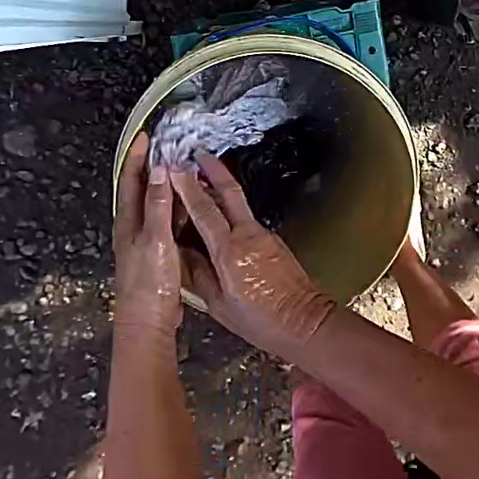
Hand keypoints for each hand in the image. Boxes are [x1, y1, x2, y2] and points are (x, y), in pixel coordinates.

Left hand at [111, 132, 182, 341]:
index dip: (137, 156)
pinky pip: (167, 220)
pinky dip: (176, 207)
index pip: (129, 179)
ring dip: (167, 186)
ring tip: (183, 169)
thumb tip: (160, 171)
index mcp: (127, 221)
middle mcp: (133, 227)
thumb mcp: (155, 240)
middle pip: (142, 189)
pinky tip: (190, 205)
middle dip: (153, 166)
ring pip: (155, 204)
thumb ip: (158, 205)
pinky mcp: (158, 252)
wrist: (148, 324)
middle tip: (168, 148)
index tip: (146, 136)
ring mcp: (145, 240)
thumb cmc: (148, 284)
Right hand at [171, 151, 334, 362]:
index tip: (174, 170)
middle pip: (229, 191)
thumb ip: (198, 274)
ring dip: (220, 187)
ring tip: (204, 179)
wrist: (305, 323)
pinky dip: (231, 210)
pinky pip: (246, 218)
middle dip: (212, 169)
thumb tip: (182, 254)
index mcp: (230, 252)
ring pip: (238, 203)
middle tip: (197, 155)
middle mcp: (248, 236)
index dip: (187, 187)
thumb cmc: (262, 321)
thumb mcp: (219, 304)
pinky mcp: (272, 240)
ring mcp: (263, 235)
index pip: (204, 210)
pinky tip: (222, 215)